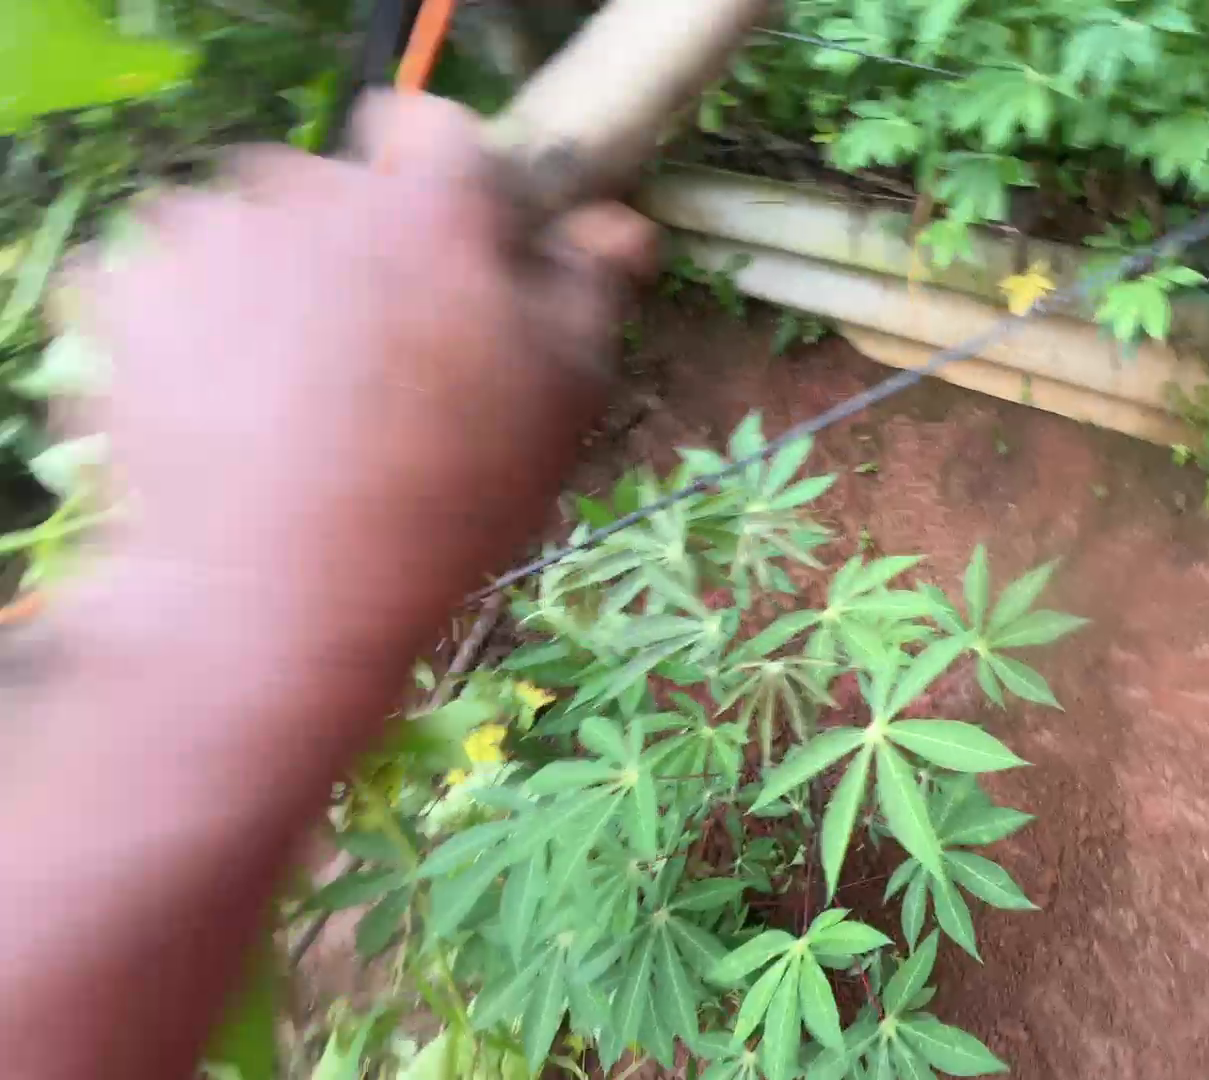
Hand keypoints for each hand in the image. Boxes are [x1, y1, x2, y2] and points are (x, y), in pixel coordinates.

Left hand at [80, 92, 654, 669]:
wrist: (288, 586)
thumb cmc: (464, 487)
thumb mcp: (569, 393)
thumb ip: (593, 288)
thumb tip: (621, 224)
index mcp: (430, 212)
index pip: (441, 127)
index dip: (467, 185)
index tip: (478, 255)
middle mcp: (305, 193)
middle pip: (357, 185)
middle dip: (391, 244)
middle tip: (419, 347)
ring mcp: (201, 236)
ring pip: (274, 225)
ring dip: (311, 277)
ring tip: (338, 384)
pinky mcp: (121, 288)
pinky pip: (197, 271)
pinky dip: (232, 314)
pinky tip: (264, 395)